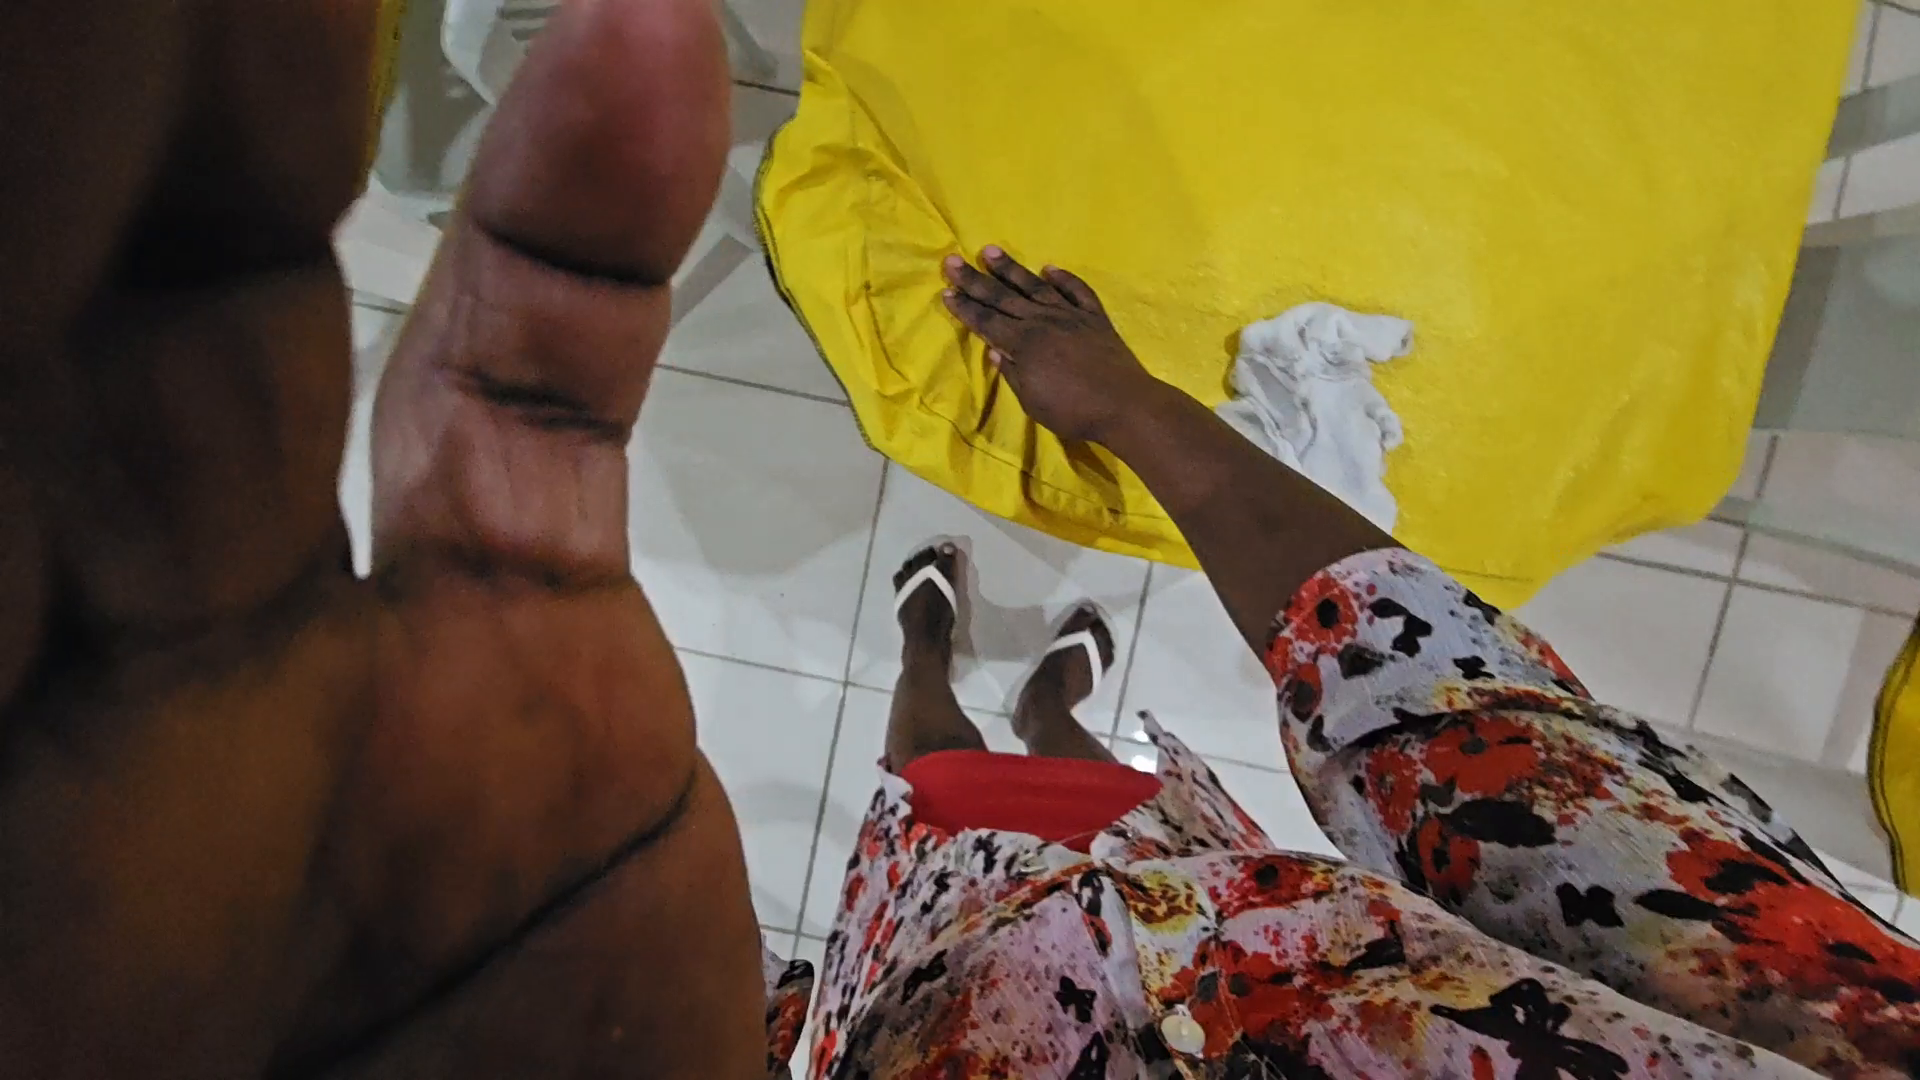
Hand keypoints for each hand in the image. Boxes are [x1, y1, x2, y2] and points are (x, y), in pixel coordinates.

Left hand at [0, 1, 763, 1076]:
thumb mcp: (31, 935)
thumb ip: (7, 613)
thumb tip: (60, 353)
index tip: (73, 12)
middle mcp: (26, 655)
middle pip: (42, 268)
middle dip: (121, 61)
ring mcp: (328, 640)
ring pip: (261, 286)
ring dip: (306, 66)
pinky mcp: (535, 645)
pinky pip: (549, 411)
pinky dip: (602, 250)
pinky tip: (651, 72)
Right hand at [941, 248, 1163, 443]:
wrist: (1123, 404)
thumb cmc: (1072, 411)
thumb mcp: (1033, 401)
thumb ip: (1014, 374)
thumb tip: (996, 351)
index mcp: (1024, 344)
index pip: (986, 322)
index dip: (965, 308)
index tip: (947, 291)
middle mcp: (1043, 321)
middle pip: (1003, 297)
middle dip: (975, 280)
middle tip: (953, 260)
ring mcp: (1071, 315)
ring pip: (1035, 286)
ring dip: (1011, 269)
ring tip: (990, 251)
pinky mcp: (1095, 318)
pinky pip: (1076, 291)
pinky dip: (1063, 279)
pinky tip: (1049, 269)